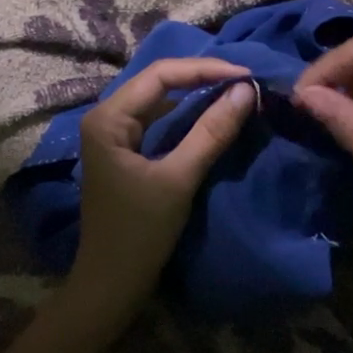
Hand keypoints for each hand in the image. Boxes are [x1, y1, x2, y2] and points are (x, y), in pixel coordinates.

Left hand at [72, 58, 256, 308]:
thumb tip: (246, 91)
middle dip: (201, 77)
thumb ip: (210, 133)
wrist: (110, 283)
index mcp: (108, 118)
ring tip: (235, 91)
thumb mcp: (179, 180)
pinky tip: (211, 114)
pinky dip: (185, 114)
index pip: (160, 75)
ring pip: (158, 99)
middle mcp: (105, 117)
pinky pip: (157, 120)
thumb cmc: (139, 233)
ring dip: (195, 93)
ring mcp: (112, 134)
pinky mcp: (124, 151)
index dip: (205, 69)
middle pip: (157, 81)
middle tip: (245, 81)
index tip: (247, 75)